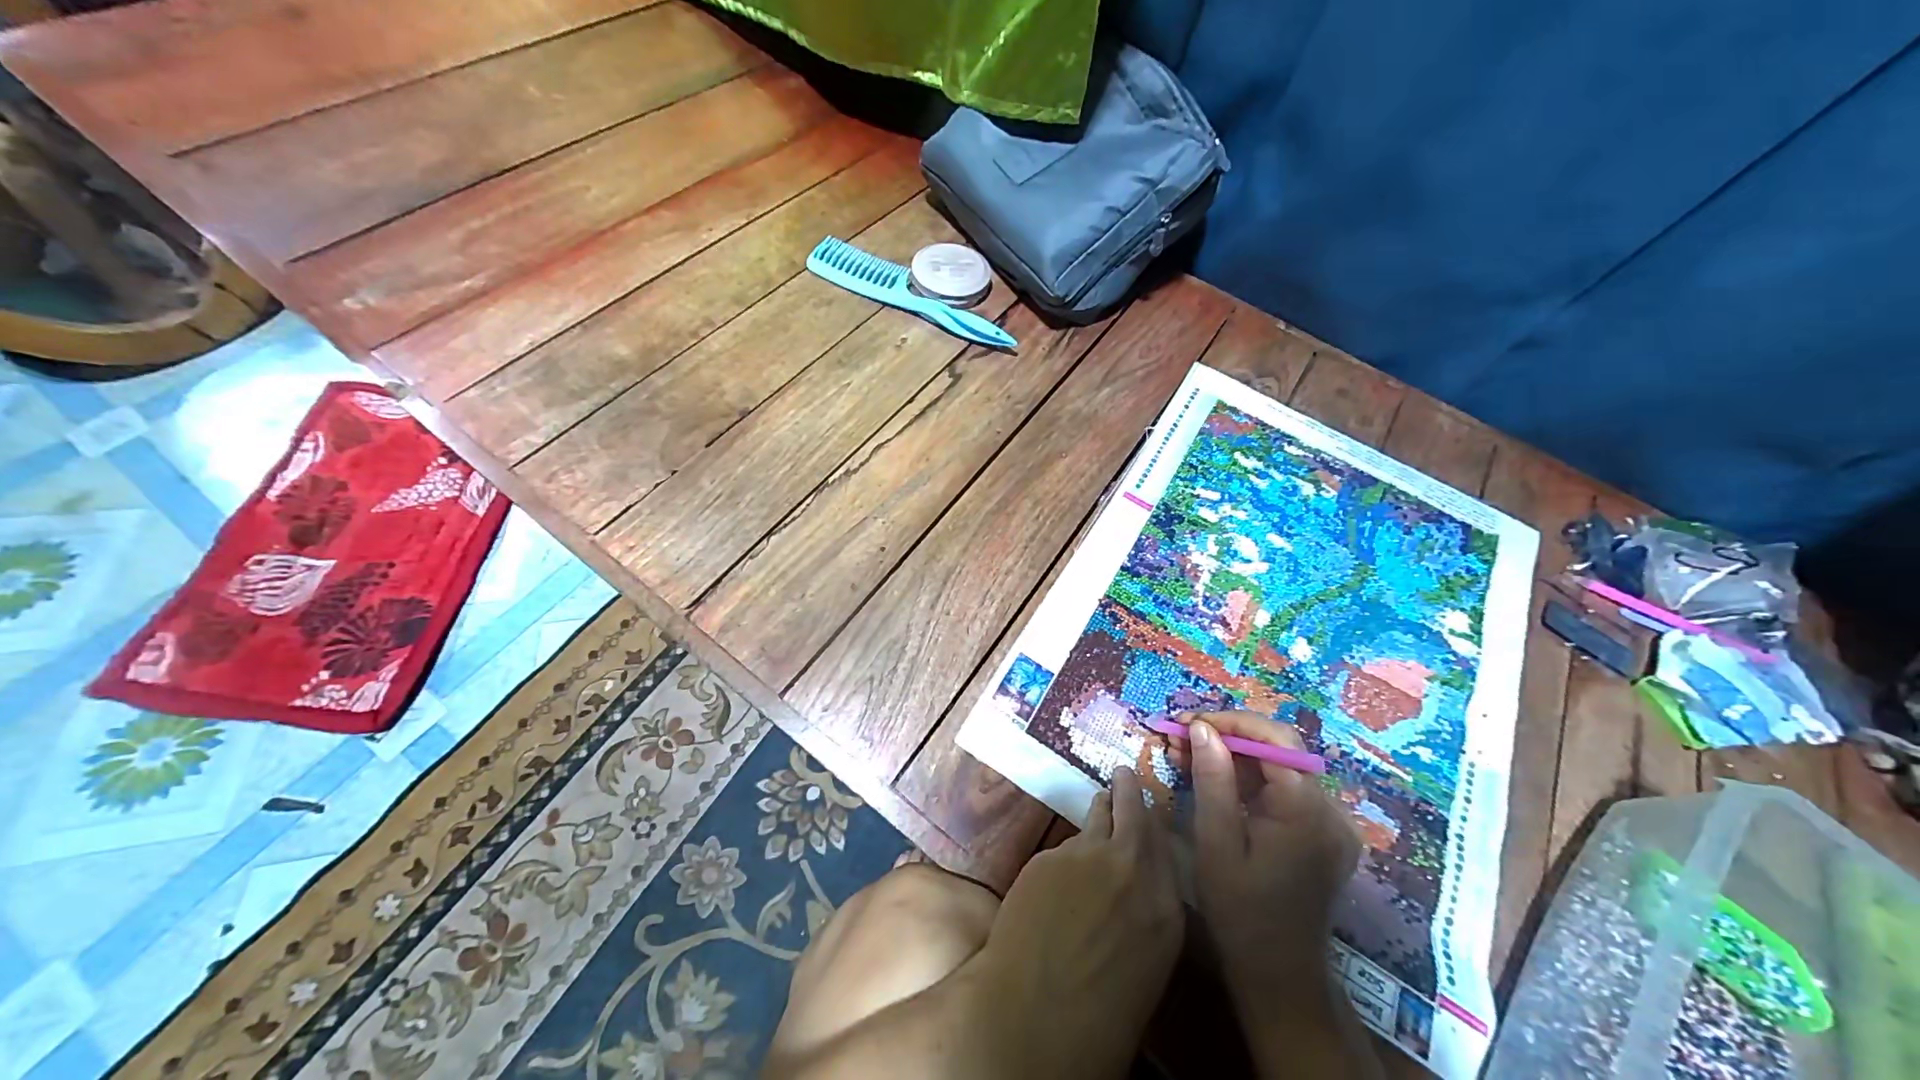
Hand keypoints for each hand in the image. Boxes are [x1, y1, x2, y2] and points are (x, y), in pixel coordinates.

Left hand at [974, 766, 1182, 1077]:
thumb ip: (1148, 906)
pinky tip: (1062, 866)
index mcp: (1166, 907)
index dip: (1154, 821)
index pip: (1165, 844)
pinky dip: (1067, 851)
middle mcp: (1132, 871)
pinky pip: (1064, 846)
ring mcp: (1088, 858)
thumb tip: (1138, 878)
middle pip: (1134, 814)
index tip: (1149, 804)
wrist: (1037, 1018)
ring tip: (1101, 797)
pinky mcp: (1050, 857)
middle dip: (1129, 791)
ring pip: (1097, 817)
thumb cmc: (1101, 1010)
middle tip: (1124, 773)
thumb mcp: (1147, 958)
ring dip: (1099, 808)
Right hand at [1177, 711, 1380, 1078]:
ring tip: (1186, 753)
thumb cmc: (1241, 913)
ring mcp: (1331, 822)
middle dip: (1227, 735)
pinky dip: (1248, 777)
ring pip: (1280, 765)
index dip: (1230, 722)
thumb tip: (1201, 729)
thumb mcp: (1216, 845)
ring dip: (1234, 755)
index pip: (1275, 740)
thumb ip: (1212, 782)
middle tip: (1179, 737)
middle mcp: (1330, 810)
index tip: (1186, 722)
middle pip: (1279, 748)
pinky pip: (1285, 788)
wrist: (1280, 973)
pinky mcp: (1323, 832)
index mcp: (1306, 812)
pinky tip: (1213, 779)